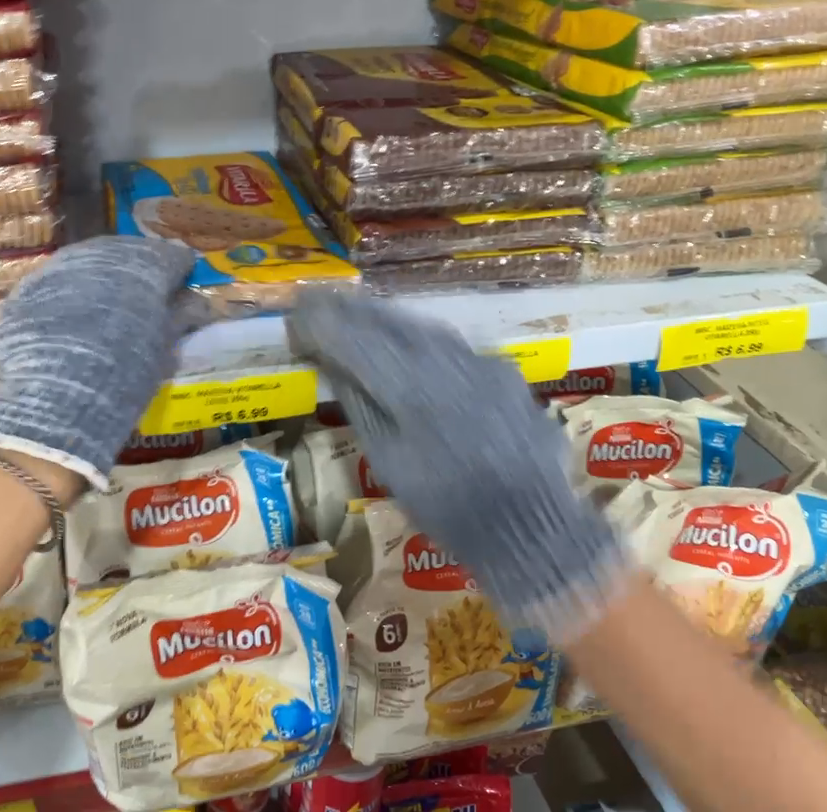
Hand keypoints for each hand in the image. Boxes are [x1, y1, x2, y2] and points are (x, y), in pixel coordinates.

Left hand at [0, 237, 201, 492]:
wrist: (56, 393)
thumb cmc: (126, 368)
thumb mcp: (163, 347)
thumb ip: (182, 317)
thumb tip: (199, 305)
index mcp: (144, 263)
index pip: (172, 256)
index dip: (179, 273)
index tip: (181, 291)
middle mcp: (102, 254)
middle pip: (128, 255)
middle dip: (139, 274)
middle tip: (144, 302)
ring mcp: (61, 267)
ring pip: (90, 266)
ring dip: (102, 283)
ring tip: (105, 314)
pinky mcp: (29, 289)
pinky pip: (58, 286)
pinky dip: (69, 299)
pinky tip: (69, 326)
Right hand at [286, 291, 627, 639]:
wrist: (532, 526)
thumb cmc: (448, 508)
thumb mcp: (388, 461)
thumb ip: (359, 402)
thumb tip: (330, 362)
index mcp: (411, 387)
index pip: (354, 340)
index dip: (321, 324)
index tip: (295, 313)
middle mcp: (446, 361)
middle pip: (386, 323)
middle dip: (347, 310)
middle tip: (315, 301)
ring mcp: (478, 361)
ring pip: (419, 327)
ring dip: (381, 319)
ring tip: (351, 314)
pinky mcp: (500, 370)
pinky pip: (447, 344)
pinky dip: (415, 338)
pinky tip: (403, 344)